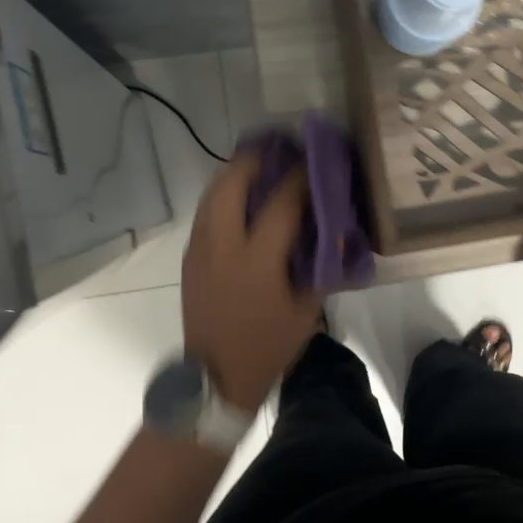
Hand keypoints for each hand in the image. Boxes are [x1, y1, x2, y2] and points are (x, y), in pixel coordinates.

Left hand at [180, 151, 321, 411]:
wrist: (216, 378)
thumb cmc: (268, 346)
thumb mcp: (306, 309)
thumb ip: (320, 264)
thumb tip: (333, 228)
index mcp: (256, 261)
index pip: (281, 202)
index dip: (301, 176)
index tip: (316, 160)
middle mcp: (222, 245)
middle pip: (231, 182)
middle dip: (255, 157)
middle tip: (279, 145)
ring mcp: (199, 249)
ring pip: (212, 192)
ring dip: (235, 170)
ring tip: (259, 159)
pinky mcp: (189, 256)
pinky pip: (206, 211)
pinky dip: (224, 193)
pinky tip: (242, 194)